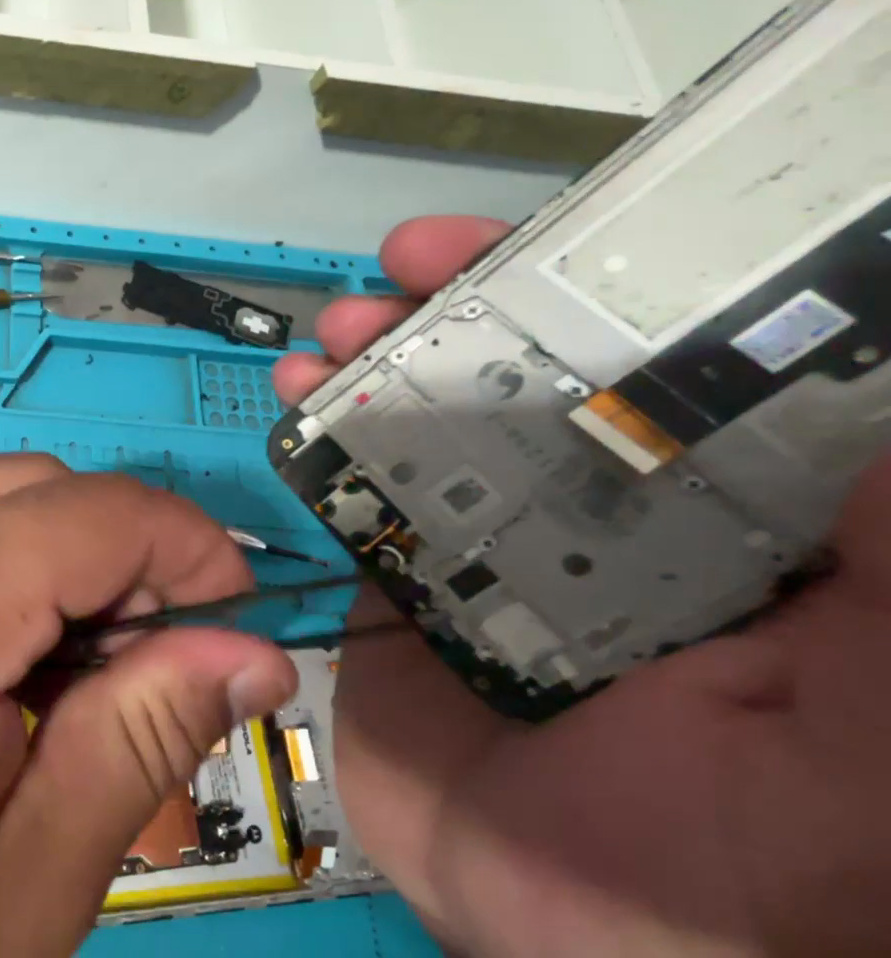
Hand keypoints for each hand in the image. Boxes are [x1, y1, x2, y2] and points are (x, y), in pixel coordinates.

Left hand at [0, 458, 298, 955]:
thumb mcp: (25, 874)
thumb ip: (141, 738)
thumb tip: (245, 656)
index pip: (104, 511)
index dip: (192, 551)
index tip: (235, 627)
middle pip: (41, 485)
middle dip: (124, 551)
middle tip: (153, 669)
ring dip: (54, 559)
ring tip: (69, 682)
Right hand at [275, 218, 890, 955]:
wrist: (579, 943)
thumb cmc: (761, 848)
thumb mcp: (877, 706)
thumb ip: (887, 568)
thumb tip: (863, 410)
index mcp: (717, 518)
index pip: (658, 370)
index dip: (603, 288)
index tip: (541, 236)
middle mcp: (595, 512)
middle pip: (520, 377)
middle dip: (463, 306)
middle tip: (403, 263)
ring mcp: (481, 546)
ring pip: (423, 422)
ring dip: (376, 359)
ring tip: (339, 328)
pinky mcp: (393, 586)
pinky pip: (349, 498)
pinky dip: (315, 441)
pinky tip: (291, 400)